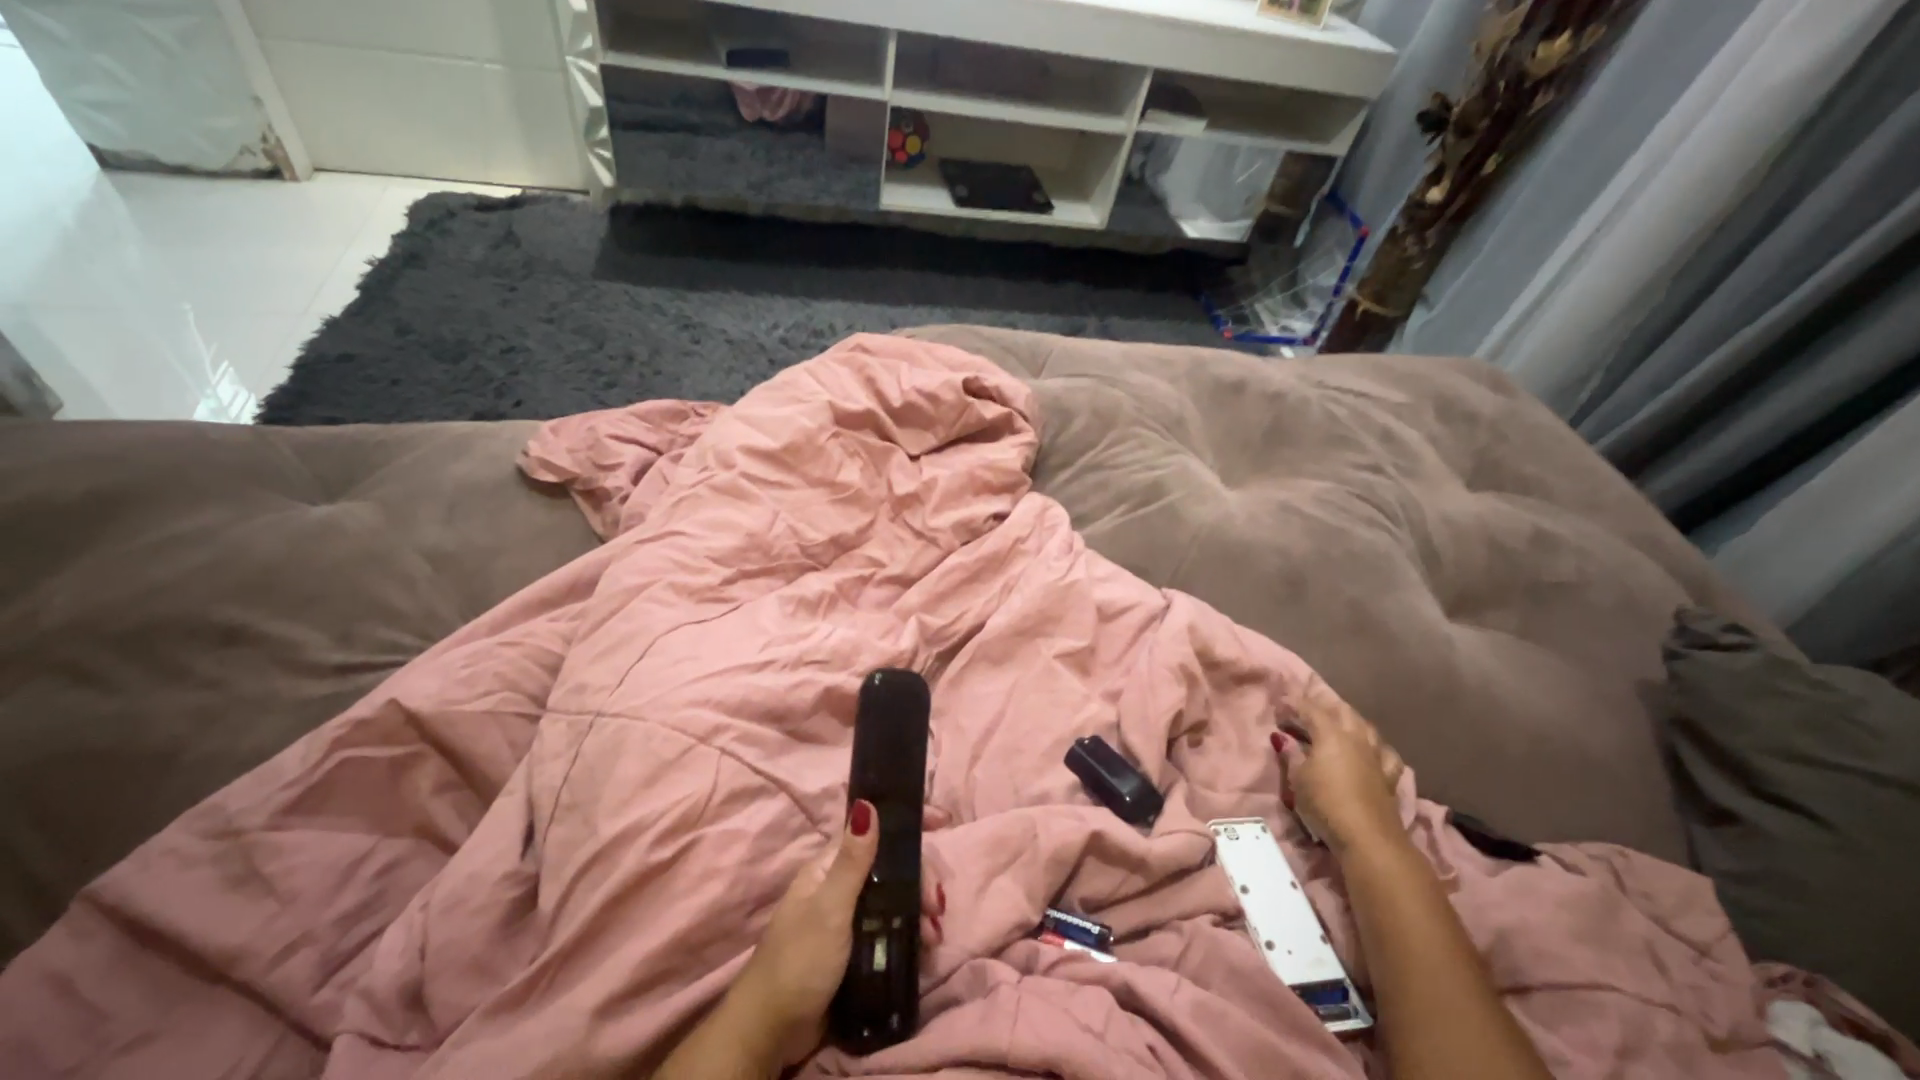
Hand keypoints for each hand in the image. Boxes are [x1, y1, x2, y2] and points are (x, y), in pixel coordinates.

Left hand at [724, 800, 948, 1068]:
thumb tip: (867, 803)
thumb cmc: (800, 961)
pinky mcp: (857, 950)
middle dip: (920, 880)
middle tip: (937, 907)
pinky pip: (892, 929)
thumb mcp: (830, 908)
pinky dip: (911, 933)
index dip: (905, 825)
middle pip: (890, 868)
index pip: (872, 833)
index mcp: (828, 869)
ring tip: (934, 936)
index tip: (942, 821)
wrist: (774, 1028)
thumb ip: (853, 861)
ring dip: (920, 910)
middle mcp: (840, 888)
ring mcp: (849, 920)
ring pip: (895, 900)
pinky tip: (925, 948)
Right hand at [1272, 674, 1405, 855]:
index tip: (1281, 702)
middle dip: (1325, 704)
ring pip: (1366, 727)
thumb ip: (1291, 755)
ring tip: (1339, 721)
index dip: (1295, 703)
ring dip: (1351, 719)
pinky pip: (1385, 753)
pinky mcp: (1388, 776)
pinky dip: (1376, 746)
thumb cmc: (1325, 804)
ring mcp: (1376, 756)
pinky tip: (1372, 749)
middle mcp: (1356, 739)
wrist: (1367, 836)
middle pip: (1343, 711)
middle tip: (1309, 706)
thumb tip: (1283, 738)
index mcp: (1331, 735)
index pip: (1311, 710)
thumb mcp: (1298, 780)